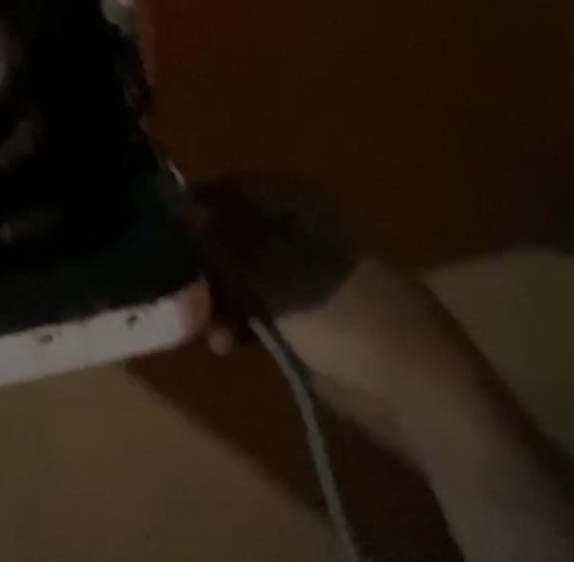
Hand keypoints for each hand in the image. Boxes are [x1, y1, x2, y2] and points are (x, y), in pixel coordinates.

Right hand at [191, 173, 500, 459]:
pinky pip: (257, 307)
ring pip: (239, 274)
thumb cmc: (343, 315)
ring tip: (209, 332)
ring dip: (217, 300)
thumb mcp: (273, 273)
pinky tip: (227, 344)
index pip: (229, 188)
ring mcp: (301, 273)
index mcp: (296, 205)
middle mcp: (295, 230)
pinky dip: (239, 322)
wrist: (414, 385)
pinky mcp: (305, 313)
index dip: (193, 207)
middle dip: (202, 263)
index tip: (158, 234)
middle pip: (229, 233)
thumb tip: (180, 202)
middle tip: (177, 292)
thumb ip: (223, 238)